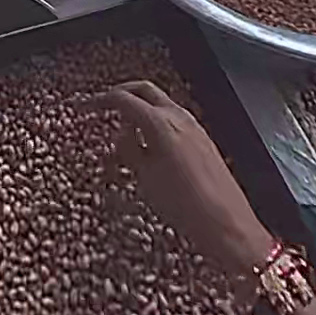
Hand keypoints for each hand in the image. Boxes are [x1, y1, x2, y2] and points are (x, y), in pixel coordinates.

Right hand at [83, 80, 274, 274]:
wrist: (227, 225)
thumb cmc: (188, 206)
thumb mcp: (145, 178)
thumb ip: (129, 149)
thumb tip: (121, 135)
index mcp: (160, 122)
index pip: (123, 99)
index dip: (101, 100)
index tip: (88, 105)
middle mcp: (178, 117)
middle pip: (144, 90)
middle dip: (122, 93)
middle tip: (105, 105)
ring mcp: (193, 126)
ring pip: (159, 103)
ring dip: (140, 109)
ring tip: (125, 133)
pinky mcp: (202, 139)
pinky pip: (172, 119)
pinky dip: (155, 122)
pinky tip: (149, 145)